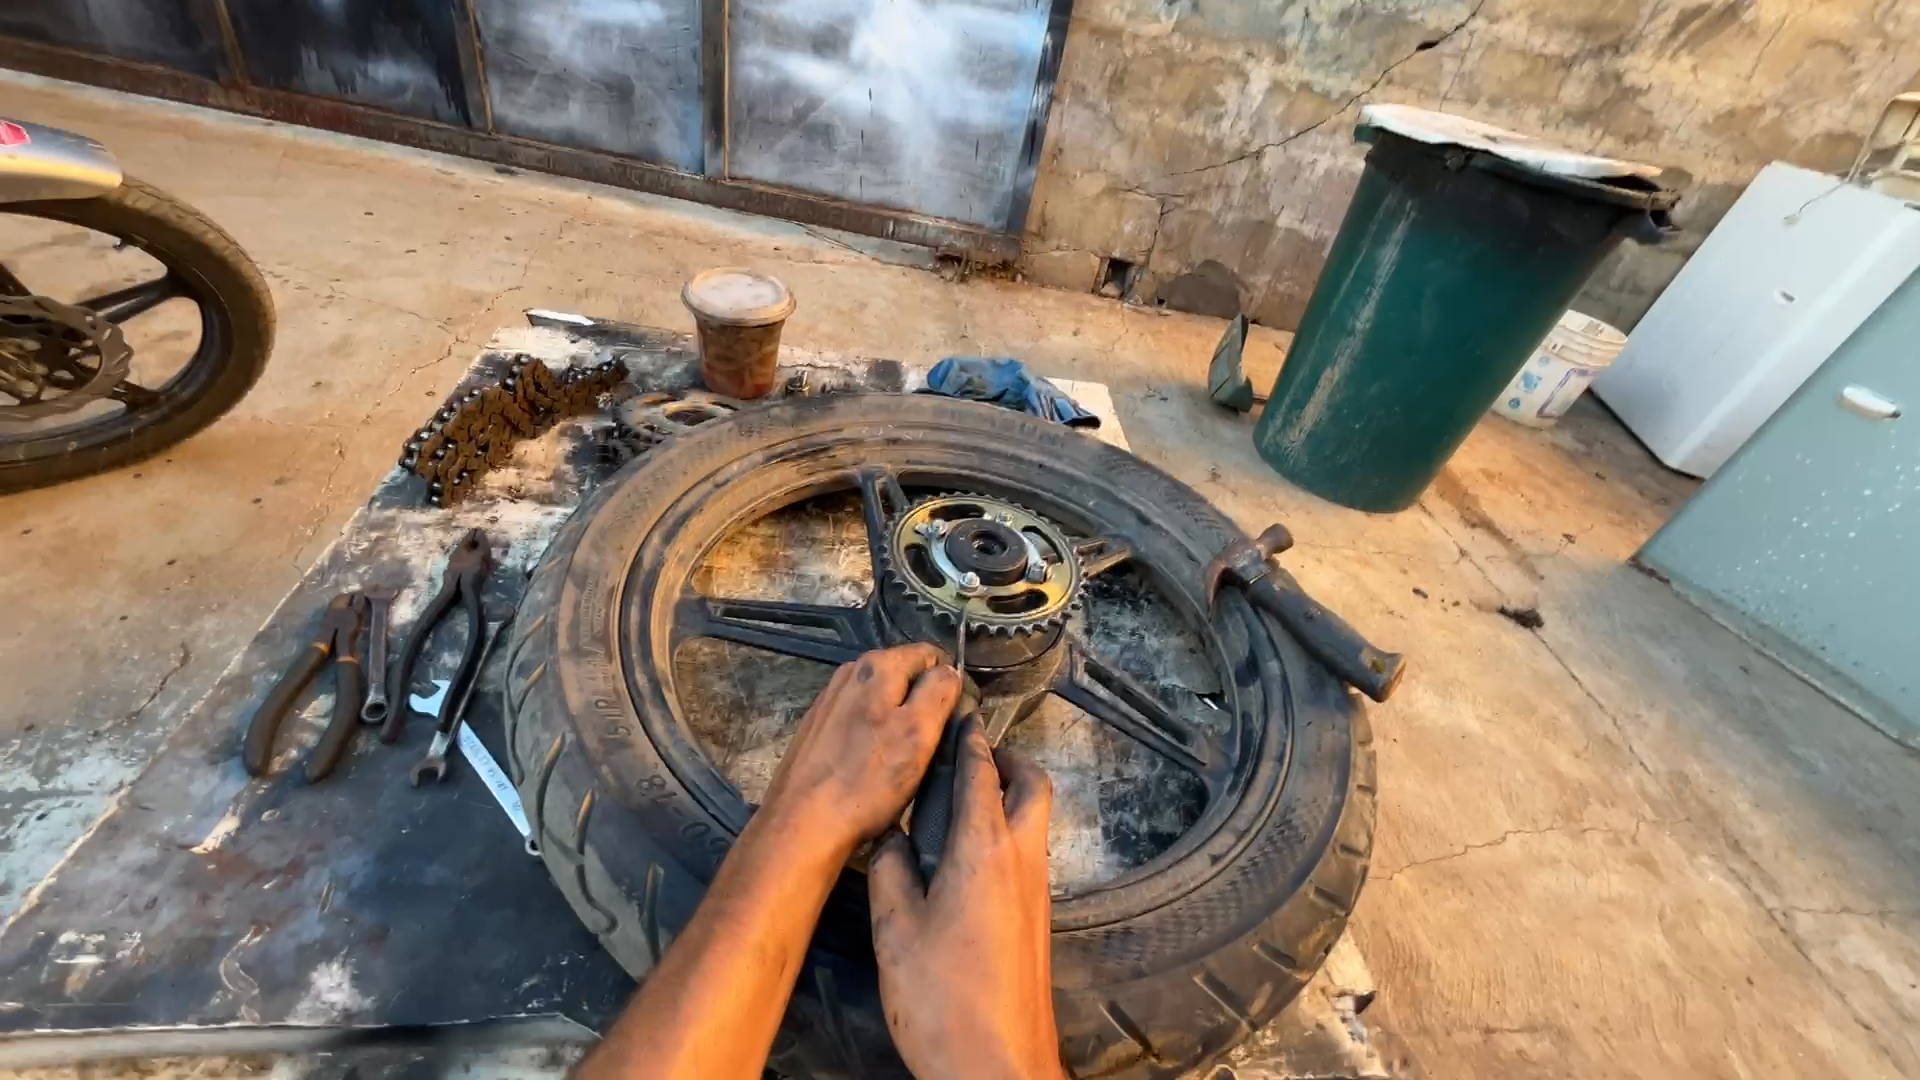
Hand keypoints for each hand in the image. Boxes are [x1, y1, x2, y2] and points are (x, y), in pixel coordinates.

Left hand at [758, 644, 959, 856]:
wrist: (801, 822)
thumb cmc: (867, 780)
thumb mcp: (918, 733)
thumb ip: (939, 691)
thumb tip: (949, 671)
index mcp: (877, 665)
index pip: (932, 656)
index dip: (951, 684)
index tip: (955, 719)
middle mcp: (850, 671)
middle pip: (906, 675)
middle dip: (925, 702)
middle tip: (933, 744)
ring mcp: (831, 697)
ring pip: (883, 697)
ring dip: (900, 719)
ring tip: (906, 758)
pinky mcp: (818, 724)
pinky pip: (861, 716)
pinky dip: (875, 732)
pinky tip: (875, 762)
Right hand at [868, 719, 1063, 1079]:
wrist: (998, 1066)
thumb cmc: (943, 994)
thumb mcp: (896, 929)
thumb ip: (891, 870)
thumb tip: (891, 838)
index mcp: (985, 848)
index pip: (984, 773)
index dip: (973, 740)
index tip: (963, 718)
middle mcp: (1021, 857)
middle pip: (1033, 784)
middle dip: (1009, 759)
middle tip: (976, 757)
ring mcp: (1037, 887)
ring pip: (1037, 816)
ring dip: (1013, 793)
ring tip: (969, 799)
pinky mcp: (1039, 915)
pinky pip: (1031, 848)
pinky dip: (1012, 827)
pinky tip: (974, 854)